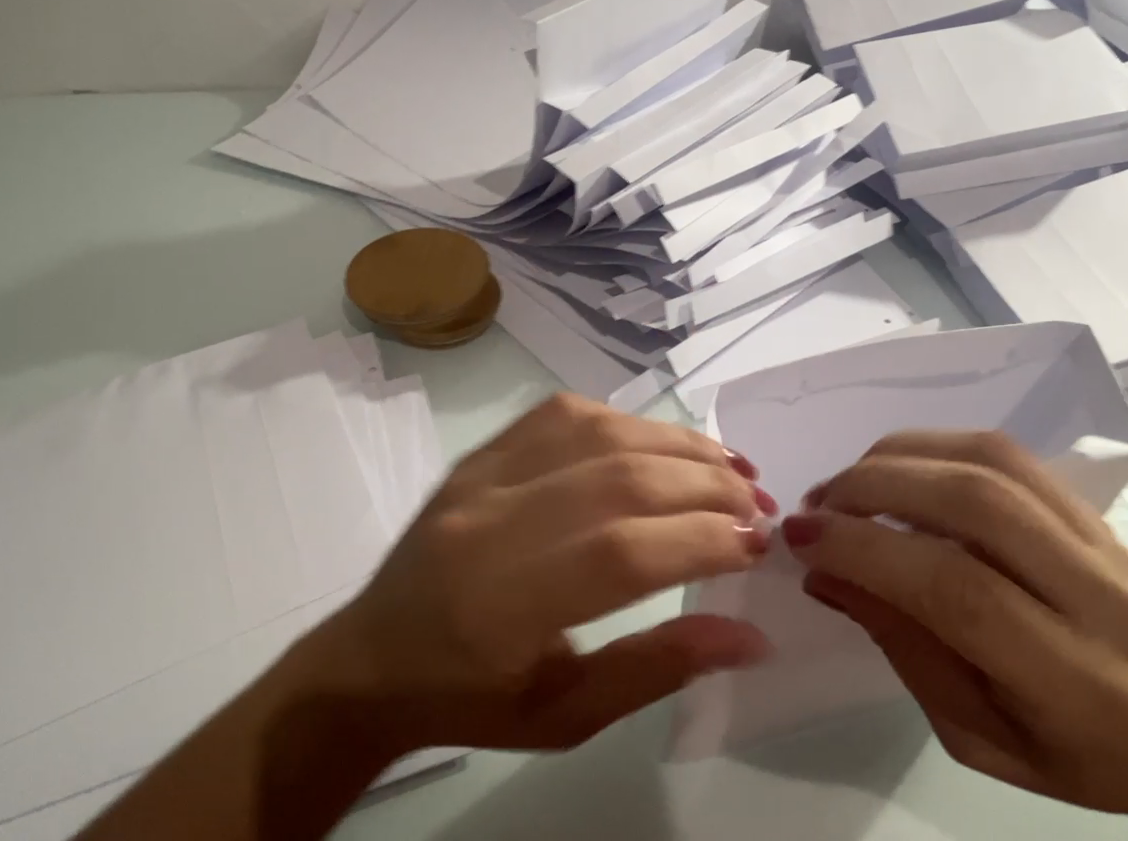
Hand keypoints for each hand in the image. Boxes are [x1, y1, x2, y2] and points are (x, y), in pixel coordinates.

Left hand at [290, 393, 775, 754]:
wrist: (370, 660)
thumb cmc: (471, 702)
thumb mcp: (566, 715)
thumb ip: (657, 669)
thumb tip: (750, 634)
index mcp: (504, 608)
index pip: (624, 554)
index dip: (703, 541)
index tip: (757, 546)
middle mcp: (489, 526)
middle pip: (619, 480)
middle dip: (706, 487)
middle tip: (758, 506)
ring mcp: (479, 478)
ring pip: (596, 432)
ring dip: (676, 444)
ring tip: (730, 468)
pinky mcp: (477, 454)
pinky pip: (561, 413)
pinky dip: (625, 420)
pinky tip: (660, 444)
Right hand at [783, 431, 1127, 840]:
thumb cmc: (1068, 751)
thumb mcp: (971, 732)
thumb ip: (903, 645)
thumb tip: (826, 570)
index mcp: (1073, 679)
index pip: (960, 591)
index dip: (869, 551)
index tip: (801, 538)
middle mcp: (1099, 597)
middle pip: (978, 503)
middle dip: (877, 488)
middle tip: (817, 503)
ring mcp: (1102, 541)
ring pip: (993, 461)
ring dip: (902, 457)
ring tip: (849, 482)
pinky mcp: (1092, 509)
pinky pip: (1008, 453)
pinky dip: (937, 446)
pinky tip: (898, 467)